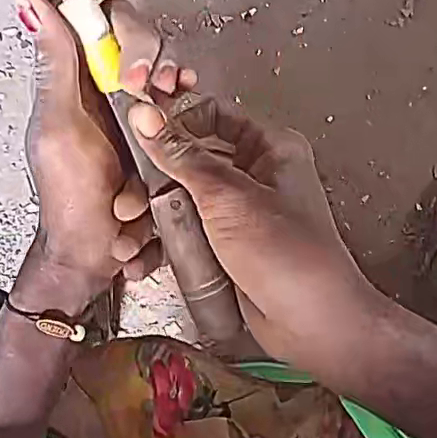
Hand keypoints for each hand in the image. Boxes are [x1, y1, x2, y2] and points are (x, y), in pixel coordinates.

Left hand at [14, 0, 186, 306]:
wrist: (96, 248)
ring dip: (162, 61)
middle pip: (119, 17)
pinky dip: (180, 82)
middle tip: (139, 82)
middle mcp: (91, 75)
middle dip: (137, 39)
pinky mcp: (152, 118)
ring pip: (150, 47)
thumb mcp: (56, 128)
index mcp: (62, 70)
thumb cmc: (70, 197)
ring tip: (163, 92)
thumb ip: (53, 65)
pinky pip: (171, 83)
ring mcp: (123, 96)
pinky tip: (183, 91)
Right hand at [127, 95, 387, 380]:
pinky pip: (186, 234)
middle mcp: (254, 174)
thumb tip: (145, 114)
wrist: (312, 324)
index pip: (213, 116)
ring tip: (127, 244)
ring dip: (149, 222)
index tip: (134, 135)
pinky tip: (140, 262)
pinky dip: (162, 246)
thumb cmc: (284, 252)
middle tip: (124, 207)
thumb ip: (182, 156)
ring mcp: (237, 213)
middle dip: (149, 186)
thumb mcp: (227, 197)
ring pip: (181, 202)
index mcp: (269, 148)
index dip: (173, 122)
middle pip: (188, 163)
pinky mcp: (225, 246)